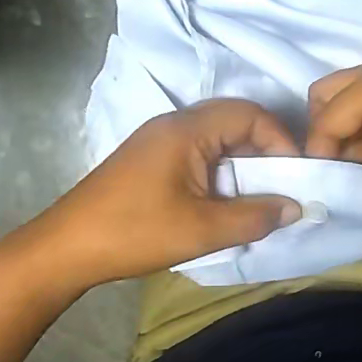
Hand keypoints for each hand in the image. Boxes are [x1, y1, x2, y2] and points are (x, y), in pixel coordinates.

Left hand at [29, 100, 302, 285]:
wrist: (66, 247)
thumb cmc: (135, 233)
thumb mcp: (202, 229)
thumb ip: (254, 216)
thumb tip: (295, 207)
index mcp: (186, 129)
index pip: (248, 113)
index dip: (279, 139)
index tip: (294, 175)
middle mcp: (171, 124)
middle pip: (231, 121)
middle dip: (263, 151)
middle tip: (281, 187)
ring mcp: (155, 141)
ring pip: (213, 140)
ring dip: (240, 164)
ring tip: (256, 198)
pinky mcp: (146, 160)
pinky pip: (194, 154)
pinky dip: (217, 172)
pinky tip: (221, 202)